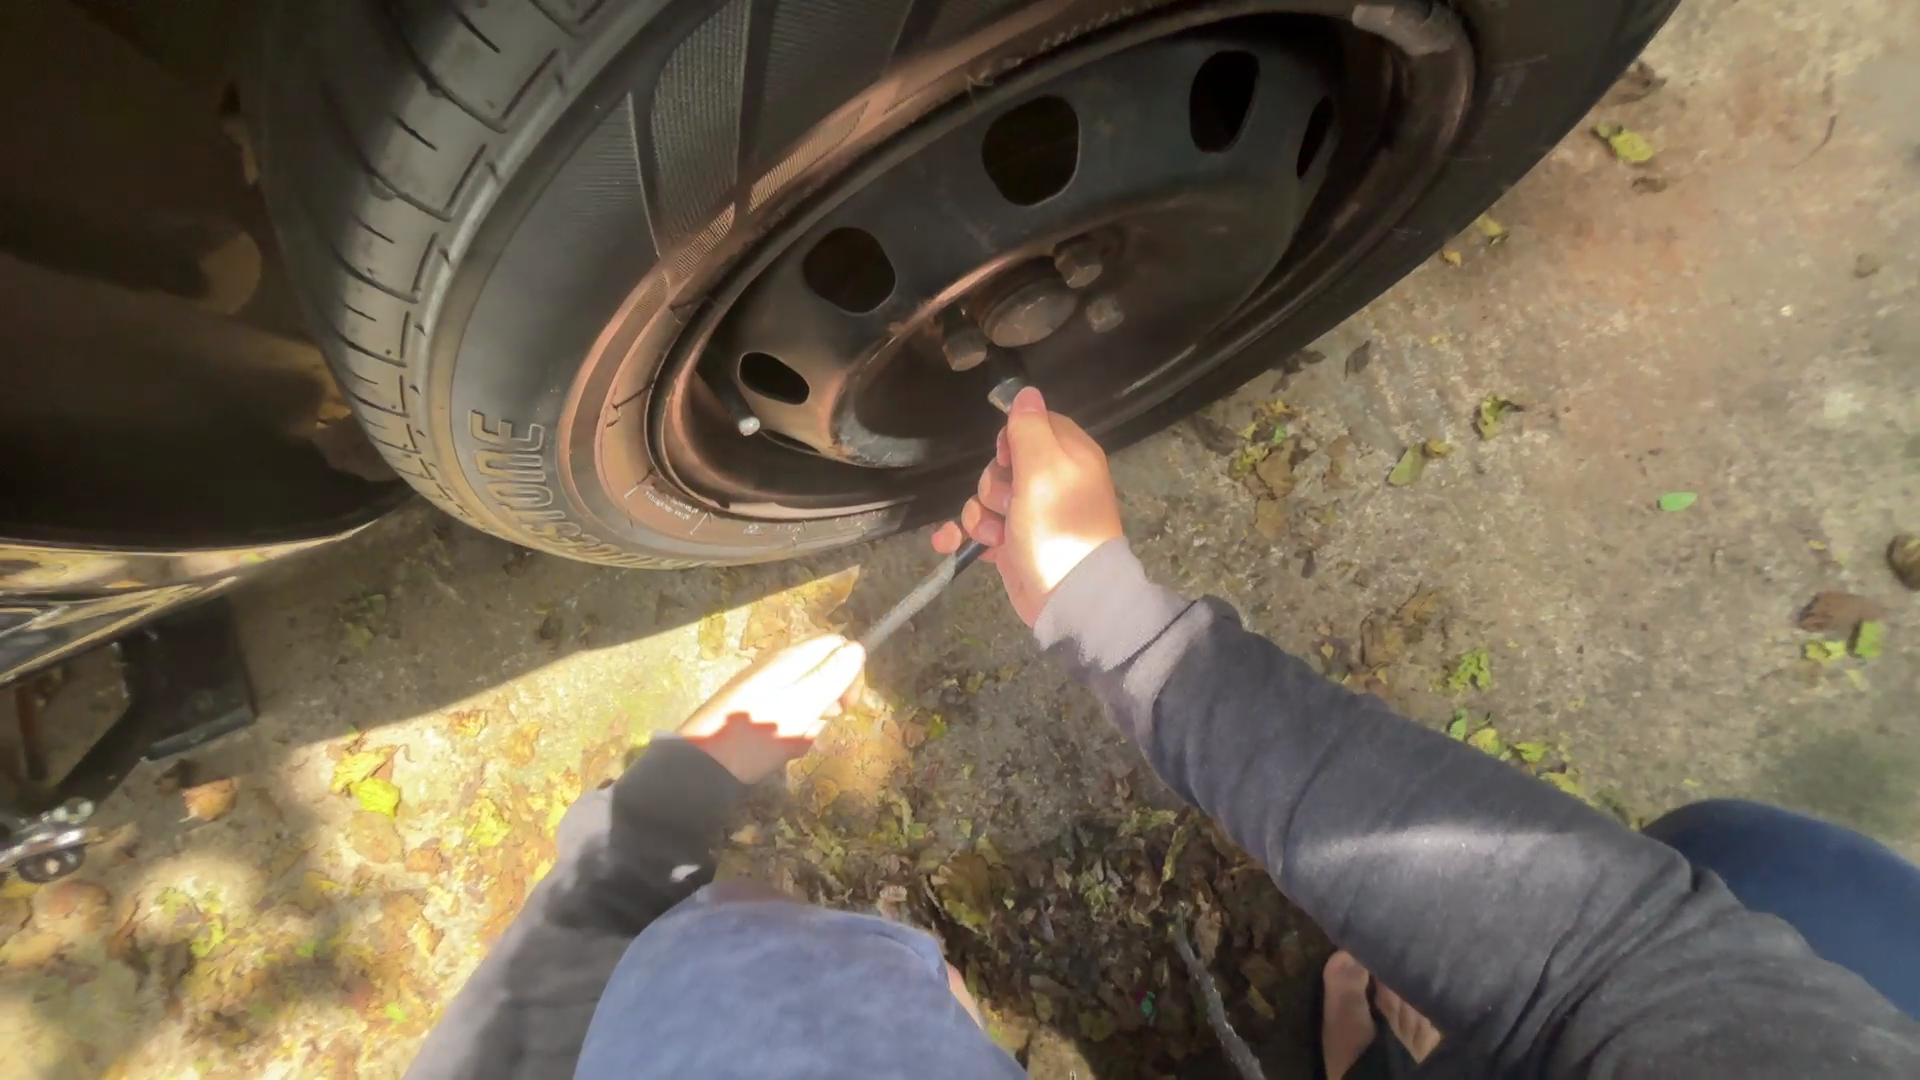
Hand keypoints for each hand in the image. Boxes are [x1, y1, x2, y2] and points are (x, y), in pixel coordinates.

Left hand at [677, 636, 865, 783]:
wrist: (698, 769)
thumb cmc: (753, 737)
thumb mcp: (799, 708)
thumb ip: (829, 677)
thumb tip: (856, 648)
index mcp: (790, 659)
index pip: (837, 645)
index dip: (851, 672)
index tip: (847, 706)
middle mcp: (778, 667)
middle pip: (823, 672)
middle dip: (829, 701)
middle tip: (814, 724)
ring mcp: (764, 688)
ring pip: (807, 698)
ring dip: (810, 721)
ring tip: (791, 743)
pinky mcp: (754, 711)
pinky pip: (787, 715)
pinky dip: (791, 732)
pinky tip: (779, 751)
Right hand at [931, 386, 1123, 625]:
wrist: (1068, 598)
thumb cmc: (1057, 528)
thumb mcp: (1044, 469)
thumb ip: (1030, 429)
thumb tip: (1026, 392)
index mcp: (1068, 456)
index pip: (1032, 426)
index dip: (1012, 440)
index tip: (1009, 458)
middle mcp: (1050, 481)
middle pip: (1002, 463)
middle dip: (993, 484)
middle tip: (1010, 503)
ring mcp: (1029, 514)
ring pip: (985, 497)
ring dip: (980, 516)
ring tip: (998, 536)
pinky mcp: (1012, 543)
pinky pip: (978, 528)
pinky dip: (964, 535)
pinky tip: (950, 543)